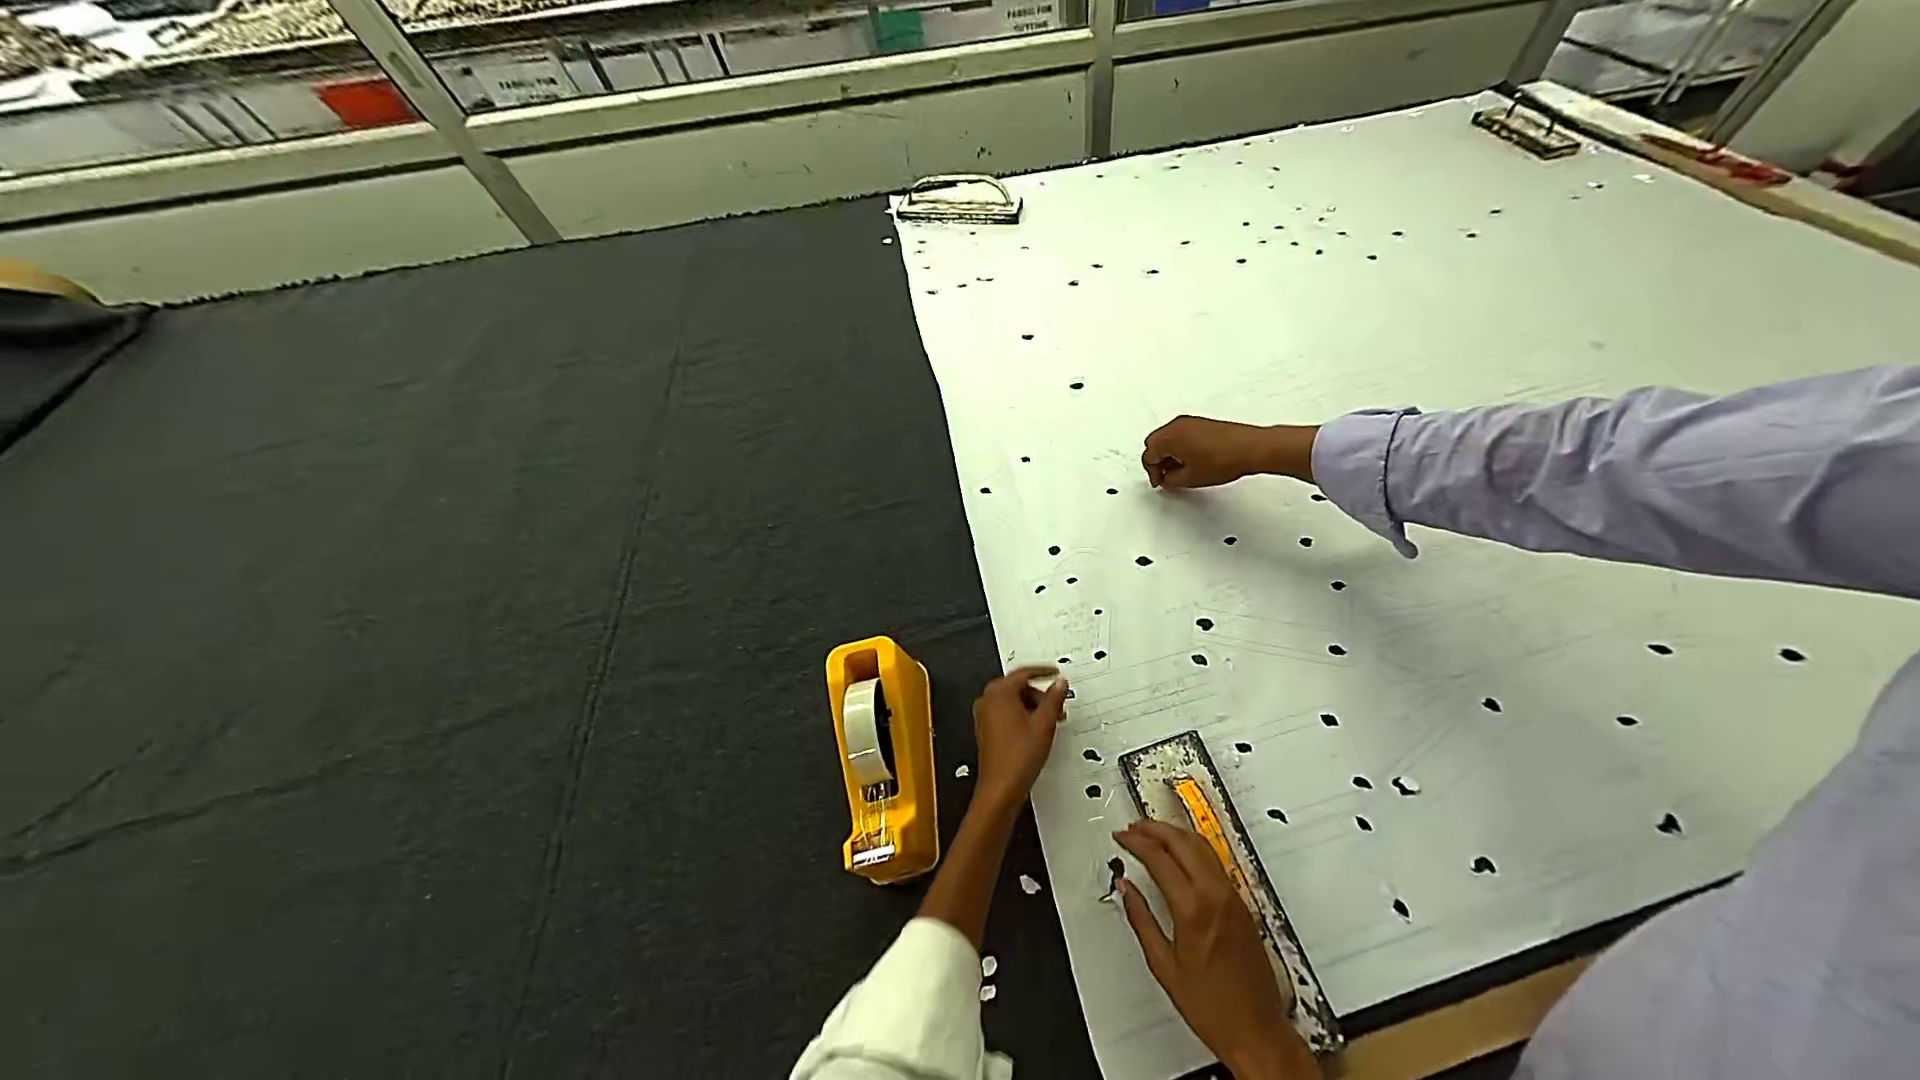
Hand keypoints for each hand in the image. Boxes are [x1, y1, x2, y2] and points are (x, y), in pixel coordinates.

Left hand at [971, 666, 1068, 807]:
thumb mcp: (1044, 723)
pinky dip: (1021, 714)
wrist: (1001, 786)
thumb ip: (1054, 699)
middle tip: (1057, 701)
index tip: (1055, 672)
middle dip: (1039, 693)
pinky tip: (1036, 727)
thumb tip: (1059, 684)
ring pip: (1012, 699)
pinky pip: (1005, 711)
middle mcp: (988, 700)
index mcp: (999, 693)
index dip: (1043, 671)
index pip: (1024, 673)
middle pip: (1017, 686)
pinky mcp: (986, 727)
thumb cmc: (1017, 757)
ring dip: (1031, 705)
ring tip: (1050, 718)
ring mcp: (985, 714)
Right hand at [1115, 820, 1316, 1079]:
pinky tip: (1180, 850)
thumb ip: (1141, 920)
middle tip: (1133, 827)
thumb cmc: (1214, 1008)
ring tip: (1153, 832)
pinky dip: (1192, 846)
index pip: (1158, 857)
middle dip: (1153, 828)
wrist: (1257, 1031)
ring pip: (1202, 845)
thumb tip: (1126, 889)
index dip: (1135, 841)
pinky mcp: (1242, 904)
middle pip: (1182, 841)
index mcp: (1193, 909)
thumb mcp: (1163, 965)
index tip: (1122, 837)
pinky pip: (1214, 860)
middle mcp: (1216, 896)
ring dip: (1174, 833)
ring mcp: (1233, 898)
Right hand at [1141, 416, 1317, 488]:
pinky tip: (1192, 459)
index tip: (1159, 481)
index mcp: (1168, 438)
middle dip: (1158, 460)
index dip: (1152, 472)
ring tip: (1181, 469)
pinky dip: (1180, 446)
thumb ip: (1170, 479)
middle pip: (1155, 443)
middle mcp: (1176, 426)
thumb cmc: (1224, 459)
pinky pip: (1181, 433)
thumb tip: (1167, 477)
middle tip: (1165, 475)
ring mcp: (1190, 422)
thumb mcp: (1189, 478)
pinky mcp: (1202, 423)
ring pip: (1167, 437)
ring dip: (1169, 453)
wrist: (1251, 448)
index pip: (1149, 455)